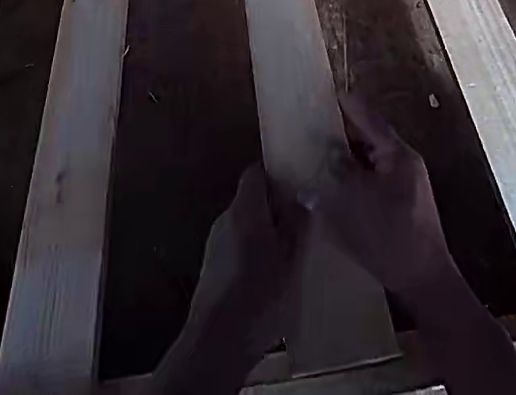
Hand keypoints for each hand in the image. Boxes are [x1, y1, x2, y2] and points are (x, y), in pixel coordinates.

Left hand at [153, 164, 305, 394]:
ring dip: (263, 230)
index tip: (295, 184)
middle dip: (273, 207)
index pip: (255, 173)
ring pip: (244, 223)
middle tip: (300, 221)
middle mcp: (225, 218)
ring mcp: (214, 242)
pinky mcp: (211, 265)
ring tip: (287, 251)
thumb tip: (304, 194)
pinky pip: (236, 244)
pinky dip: (251, 250)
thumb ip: (297, 223)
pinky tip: (267, 274)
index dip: (274, 175)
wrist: (217, 341)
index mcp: (244, 209)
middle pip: (250, 199)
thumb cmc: (258, 293)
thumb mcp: (289, 258)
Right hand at [304, 95, 459, 304]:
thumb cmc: (393, 238)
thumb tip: (328, 150)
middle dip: (342, 128)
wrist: (426, 281)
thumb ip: (342, 171)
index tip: (324, 93)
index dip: (346, 104)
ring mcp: (404, 180)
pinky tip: (335, 178)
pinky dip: (355, 170)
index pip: (368, 117)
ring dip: (347, 152)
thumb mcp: (360, 201)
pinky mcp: (400, 198)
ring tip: (317, 148)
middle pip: (369, 134)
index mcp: (398, 154)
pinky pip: (373, 172)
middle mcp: (403, 160)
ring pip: (370, 155)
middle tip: (313, 122)